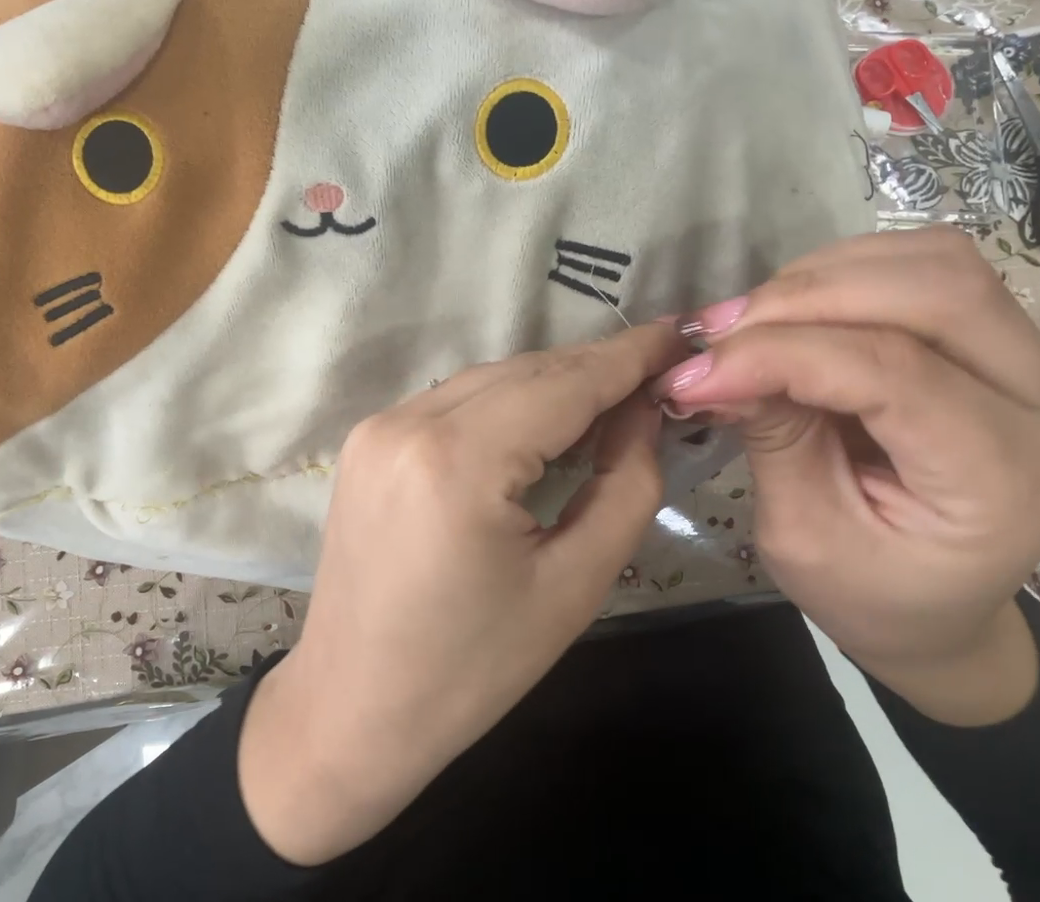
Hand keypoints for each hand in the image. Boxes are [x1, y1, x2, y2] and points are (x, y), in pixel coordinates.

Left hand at [239, 324, 687, 865]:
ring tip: (612, 402)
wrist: (355, 708)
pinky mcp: (364, 444)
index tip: (683, 331)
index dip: (629, 355)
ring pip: (486, 382)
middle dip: (594, 369)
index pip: (564, 382)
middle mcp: (407, 422)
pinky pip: (451, 404)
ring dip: (549, 385)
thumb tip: (644, 410)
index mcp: (457, 458)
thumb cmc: (472, 668)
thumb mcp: (574, 584)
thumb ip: (623, 483)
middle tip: (660, 373)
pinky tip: (541, 426)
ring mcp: (376, 429)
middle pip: (523, 373)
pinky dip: (503, 405)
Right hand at [655, 228, 1039, 724]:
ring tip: (753, 321)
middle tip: (721, 331)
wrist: (937, 618)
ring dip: (830, 275)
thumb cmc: (870, 595)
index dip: (780, 356)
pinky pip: (933, 269)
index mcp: (997, 481)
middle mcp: (1038, 408)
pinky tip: (797, 312)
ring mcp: (1030, 367)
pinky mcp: (999, 346)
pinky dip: (850, 272)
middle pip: (939, 291)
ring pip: (941, 264)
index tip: (692, 372)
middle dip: (809, 296)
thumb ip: (774, 439)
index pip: (893, 374)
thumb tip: (715, 363)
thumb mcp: (803, 537)